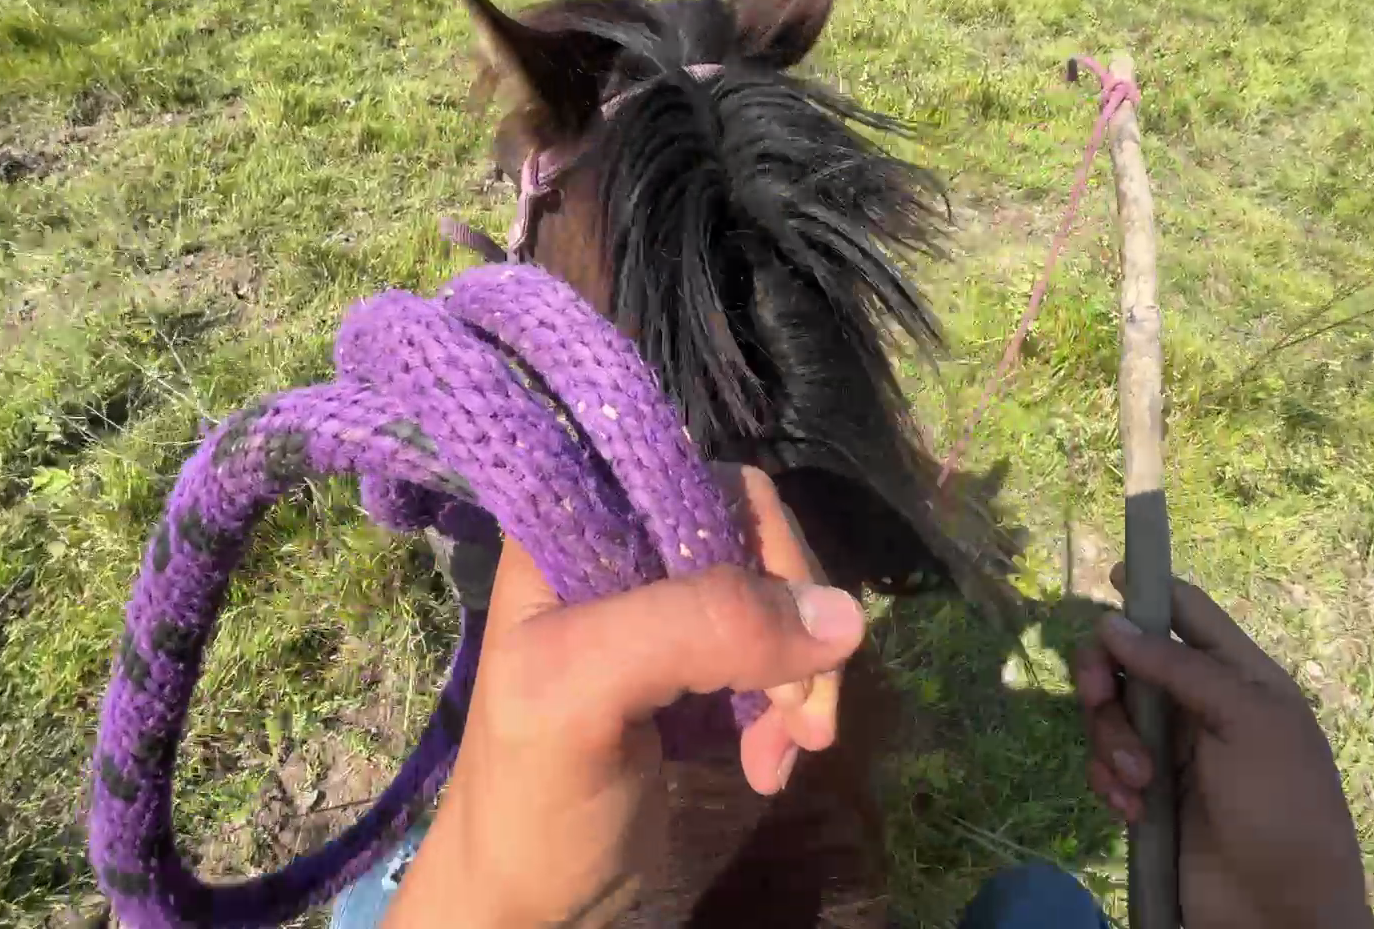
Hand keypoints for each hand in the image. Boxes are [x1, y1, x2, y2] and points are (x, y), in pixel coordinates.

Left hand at [385, 466, 865, 927]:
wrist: (530, 900)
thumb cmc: (530, 792)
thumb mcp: (582, 694)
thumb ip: (691, 630)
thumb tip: (843, 613)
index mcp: (576, 525)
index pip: (700, 485)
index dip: (760, 545)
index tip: (778, 632)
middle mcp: (626, 547)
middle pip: (754, 537)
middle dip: (790, 622)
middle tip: (798, 713)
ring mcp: (666, 603)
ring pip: (777, 591)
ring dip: (802, 670)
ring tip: (792, 747)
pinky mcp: (699, 657)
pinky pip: (777, 645)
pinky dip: (793, 699)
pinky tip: (774, 759)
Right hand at [1076, 569, 1373, 928]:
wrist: (1275, 921)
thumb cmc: (1281, 813)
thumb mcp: (1250, 727)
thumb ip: (1181, 666)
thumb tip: (1110, 621)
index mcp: (1239, 679)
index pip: (1190, 613)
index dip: (1151, 590)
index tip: (1112, 577)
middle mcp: (1198, 703)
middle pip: (1127, 655)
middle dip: (1103, 674)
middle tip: (1093, 695)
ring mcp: (1168, 745)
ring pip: (1108, 707)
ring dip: (1111, 740)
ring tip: (1135, 782)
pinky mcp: (1143, 784)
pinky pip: (1102, 756)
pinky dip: (1107, 777)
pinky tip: (1130, 808)